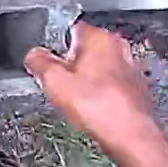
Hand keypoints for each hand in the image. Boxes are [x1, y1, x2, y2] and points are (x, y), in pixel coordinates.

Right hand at [24, 22, 166, 162]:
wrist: (132, 137)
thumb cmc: (101, 108)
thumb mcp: (54, 81)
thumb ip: (38, 62)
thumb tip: (33, 55)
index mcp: (99, 37)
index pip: (68, 29)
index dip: (52, 48)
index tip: (46, 64)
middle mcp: (118, 47)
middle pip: (81, 51)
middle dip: (68, 67)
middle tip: (61, 86)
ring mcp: (129, 68)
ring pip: (95, 69)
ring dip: (84, 82)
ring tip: (78, 101)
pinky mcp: (134, 88)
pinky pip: (107, 86)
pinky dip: (98, 95)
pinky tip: (93, 109)